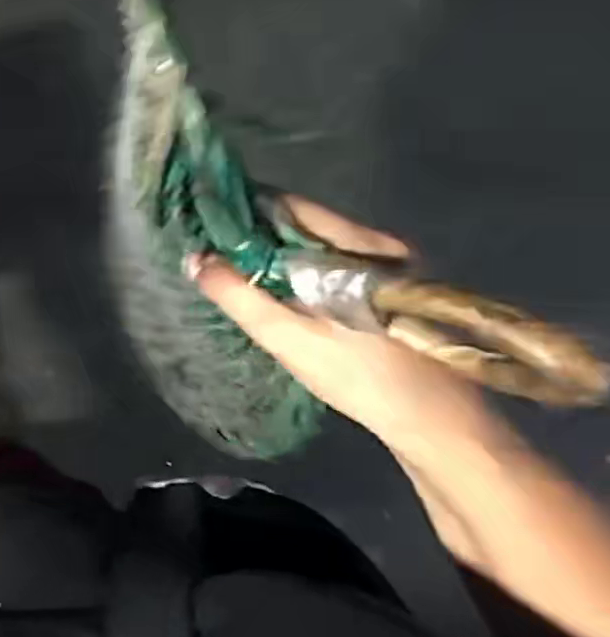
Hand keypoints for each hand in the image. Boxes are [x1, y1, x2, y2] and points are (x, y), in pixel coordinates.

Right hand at [190, 195, 495, 452]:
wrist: (443, 429)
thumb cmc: (364, 378)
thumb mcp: (287, 337)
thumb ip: (236, 293)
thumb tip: (194, 258)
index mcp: (363, 250)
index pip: (289, 207)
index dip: (240, 209)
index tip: (199, 213)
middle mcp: (380, 250)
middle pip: (299, 225)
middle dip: (250, 232)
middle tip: (202, 243)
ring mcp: (389, 272)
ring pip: (311, 247)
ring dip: (268, 253)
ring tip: (223, 263)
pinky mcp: (386, 294)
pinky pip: (324, 266)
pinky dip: (289, 269)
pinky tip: (263, 286)